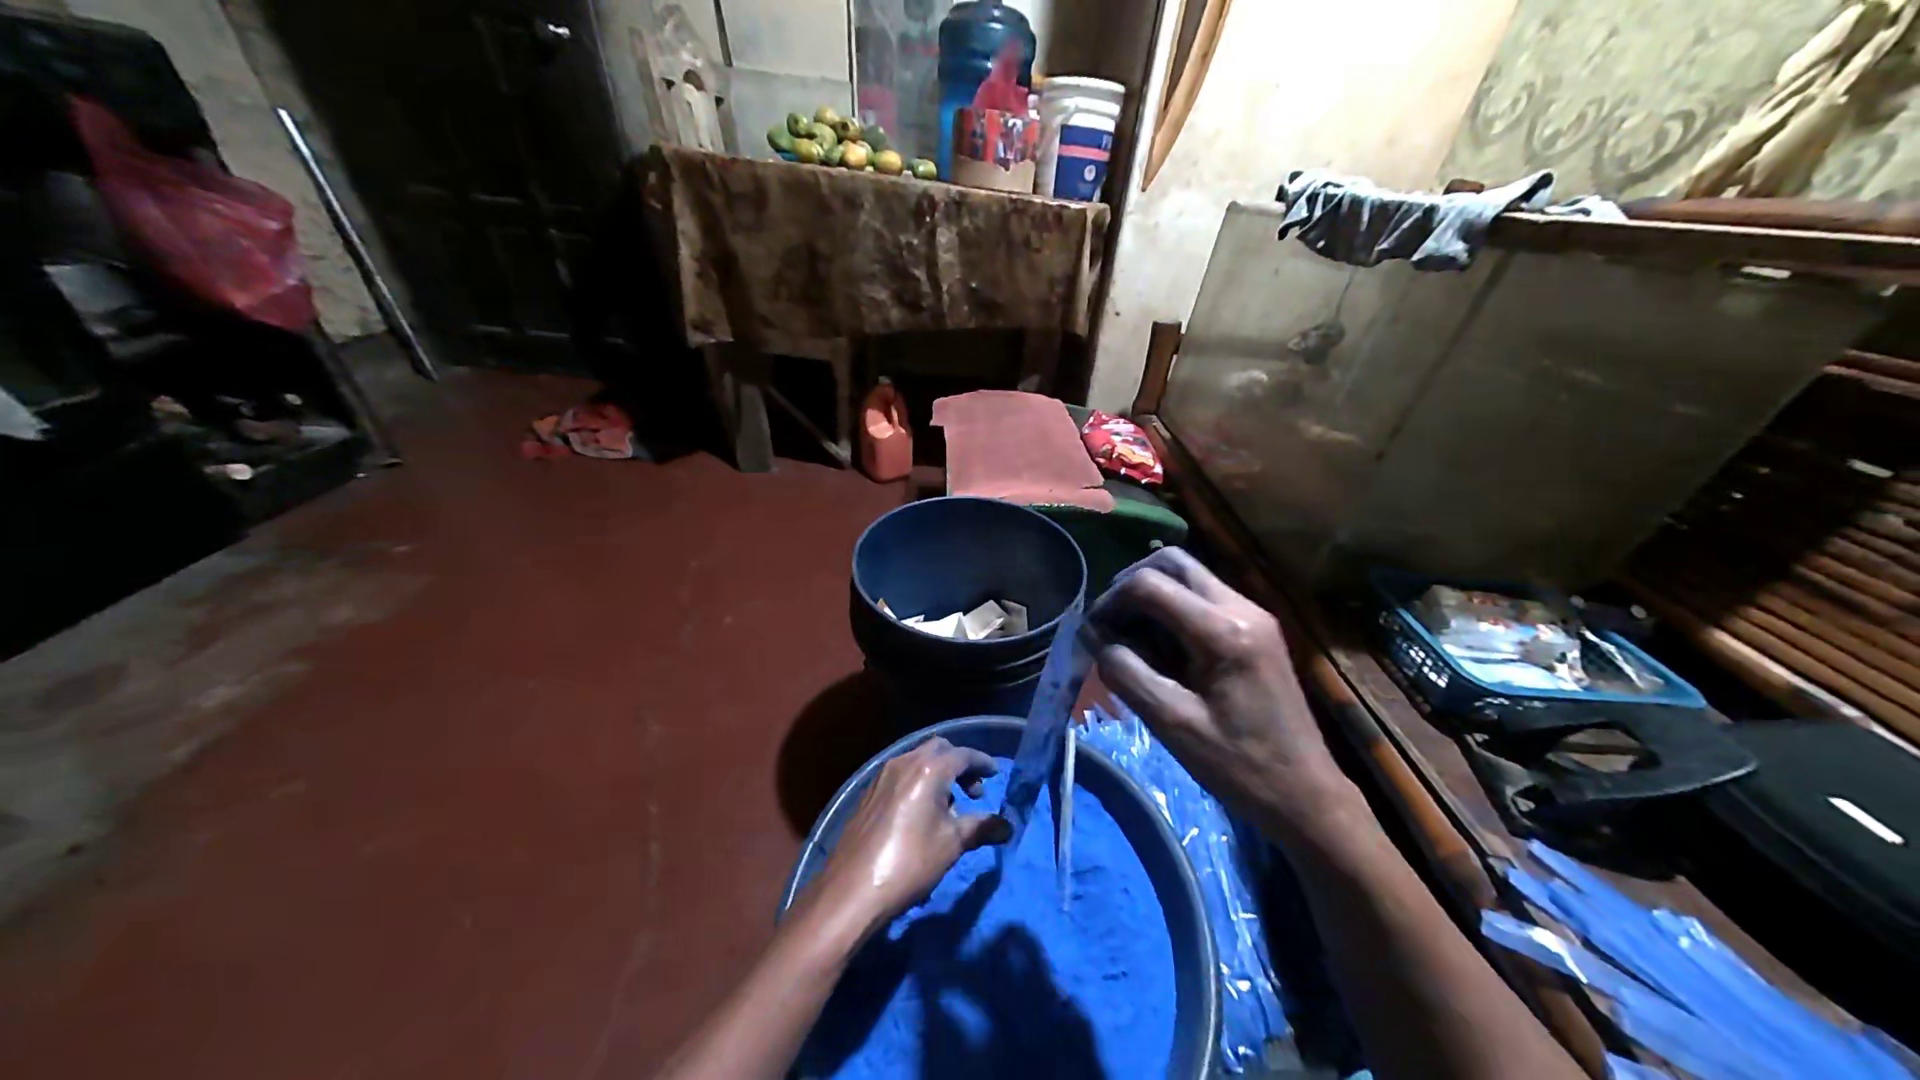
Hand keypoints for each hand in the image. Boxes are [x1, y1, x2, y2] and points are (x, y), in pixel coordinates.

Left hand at [801, 737, 1010, 943]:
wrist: (853, 887)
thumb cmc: (910, 861)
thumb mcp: (952, 844)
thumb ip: (981, 828)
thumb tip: (1007, 826)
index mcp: (928, 769)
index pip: (963, 755)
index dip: (983, 763)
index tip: (996, 774)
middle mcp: (904, 762)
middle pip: (938, 750)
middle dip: (959, 765)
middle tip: (973, 793)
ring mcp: (882, 776)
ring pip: (917, 760)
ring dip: (938, 774)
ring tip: (949, 808)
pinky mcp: (869, 793)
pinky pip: (901, 775)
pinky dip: (918, 782)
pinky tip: (921, 814)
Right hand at [1088, 548, 1354, 837]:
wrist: (1304, 793)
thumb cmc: (1237, 765)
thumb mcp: (1171, 723)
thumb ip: (1125, 673)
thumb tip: (1093, 636)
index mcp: (1224, 631)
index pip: (1149, 584)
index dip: (1111, 602)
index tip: (1094, 634)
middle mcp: (1242, 607)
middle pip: (1173, 562)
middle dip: (1131, 585)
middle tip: (1110, 623)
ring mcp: (1254, 614)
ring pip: (1189, 575)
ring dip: (1153, 594)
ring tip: (1132, 635)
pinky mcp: (1257, 628)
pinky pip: (1204, 596)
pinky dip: (1174, 607)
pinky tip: (1163, 646)